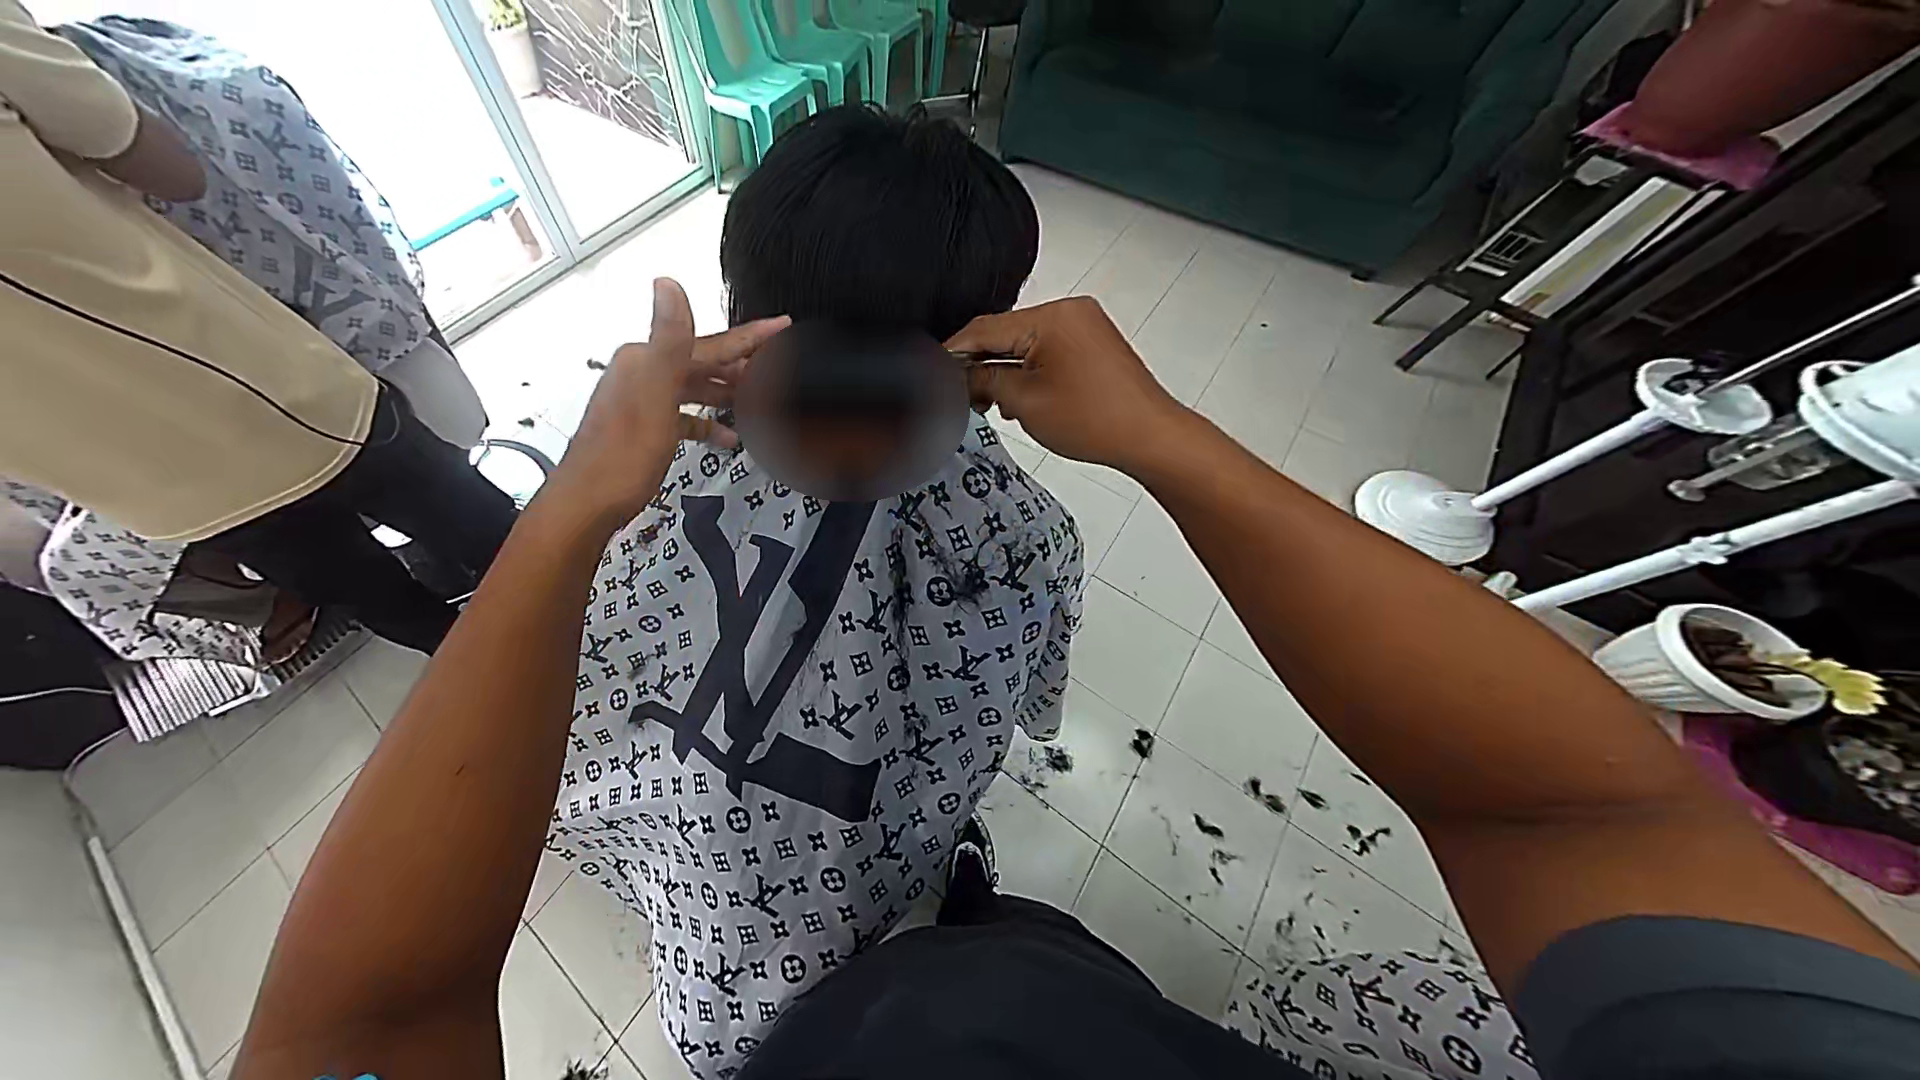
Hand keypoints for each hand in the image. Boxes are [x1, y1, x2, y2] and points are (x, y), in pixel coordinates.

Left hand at [536, 278, 787, 529]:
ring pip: (695, 389)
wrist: (590, 502)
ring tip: (760, 397)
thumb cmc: (622, 457)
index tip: (781, 326)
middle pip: (703, 364)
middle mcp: (643, 374)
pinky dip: (707, 422)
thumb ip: (668, 340)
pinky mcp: (646, 429)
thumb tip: (667, 284)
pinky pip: (685, 417)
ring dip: (728, 392)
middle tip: (778, 366)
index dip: (749, 337)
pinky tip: (726, 435)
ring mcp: (644, 402)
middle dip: (742, 365)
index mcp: (646, 361)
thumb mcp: (653, 394)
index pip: (708, 343)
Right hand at [948, 296, 1192, 474]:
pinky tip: (1020, 397)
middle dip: (982, 365)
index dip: (954, 352)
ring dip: (1006, 370)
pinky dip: (1030, 370)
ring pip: (1026, 342)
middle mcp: (1070, 311)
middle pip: (1006, 333)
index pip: (985, 328)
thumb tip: (960, 376)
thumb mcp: (1026, 403)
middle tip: (962, 397)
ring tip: (993, 404)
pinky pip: (1049, 348)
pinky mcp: (1093, 342)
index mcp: (1052, 317)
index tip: (934, 370)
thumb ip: (985, 382)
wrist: (1149, 437)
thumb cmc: (1099, 421)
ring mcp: (1085, 325)